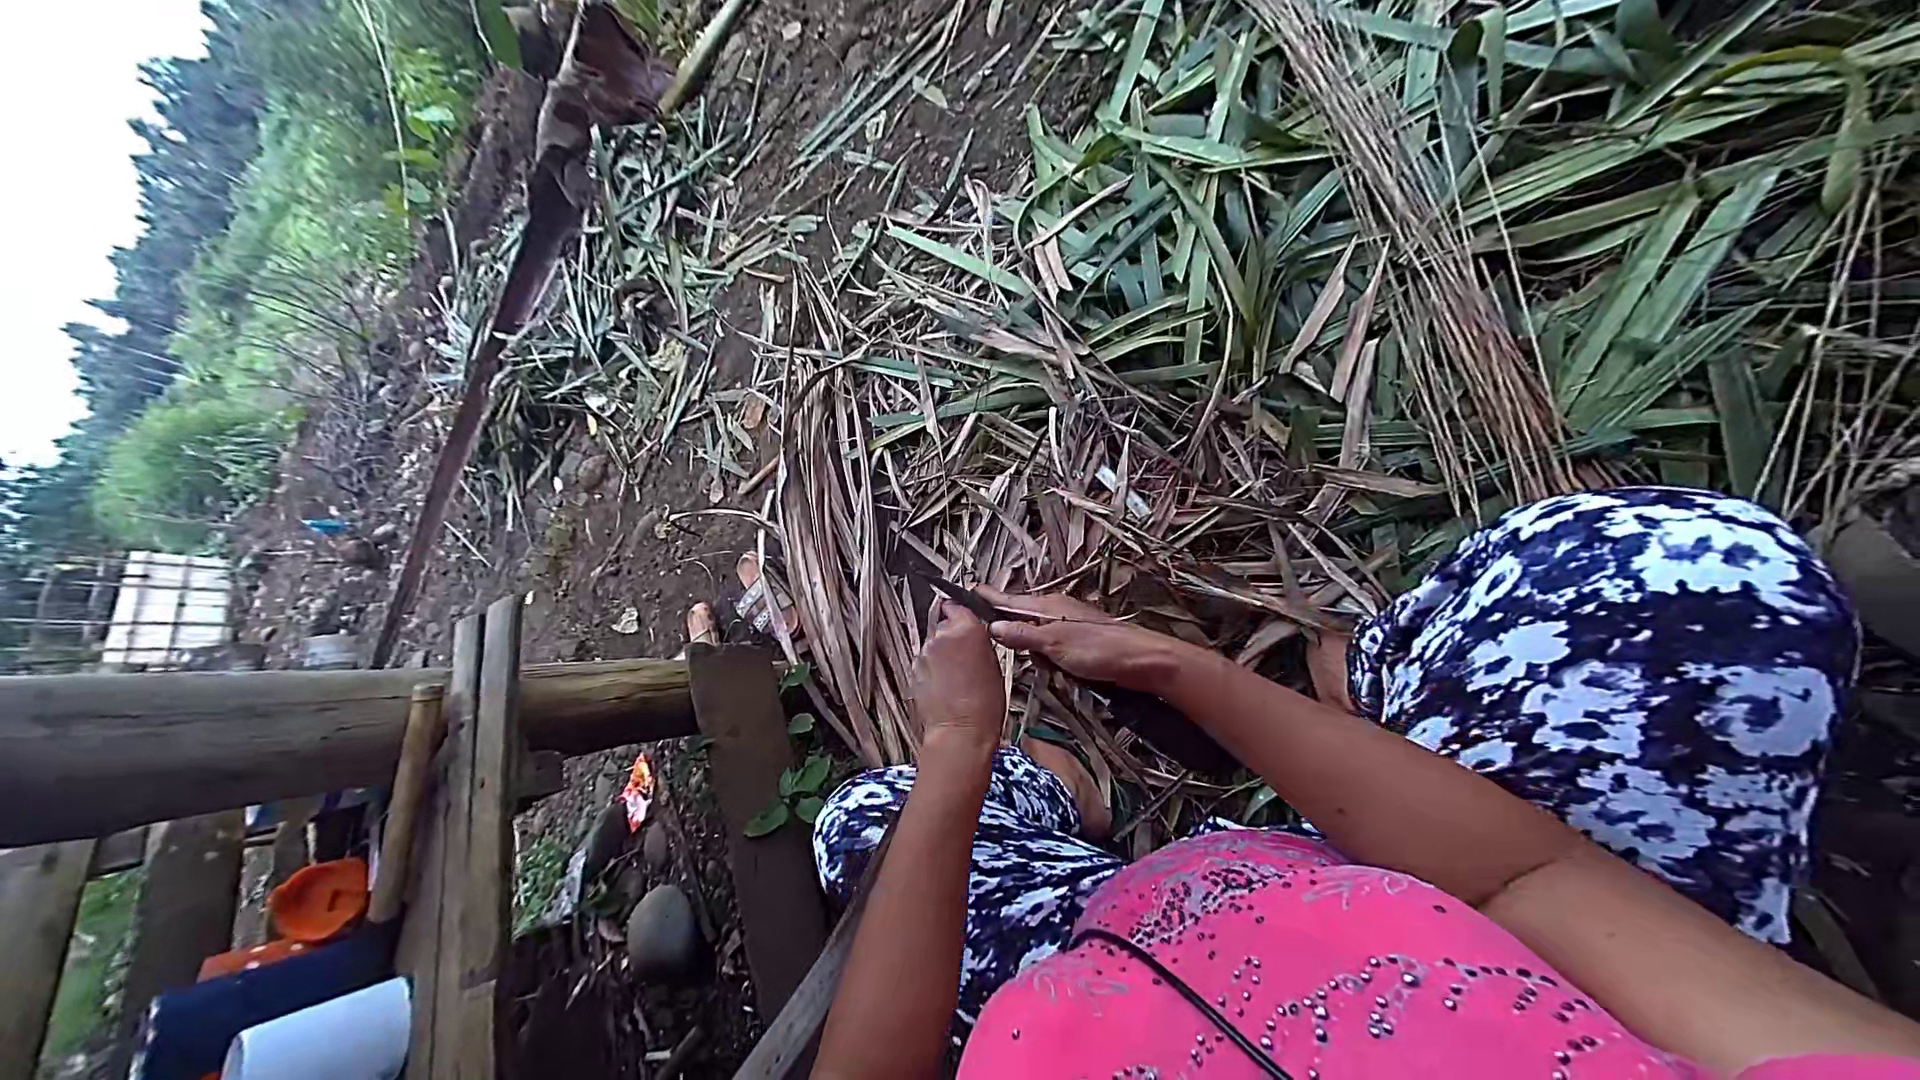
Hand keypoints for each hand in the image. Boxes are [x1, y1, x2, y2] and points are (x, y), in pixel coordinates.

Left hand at [911, 599, 1005, 758]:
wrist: (961, 730)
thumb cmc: (984, 704)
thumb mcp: (994, 663)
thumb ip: (978, 640)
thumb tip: (972, 634)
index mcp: (966, 628)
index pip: (957, 605)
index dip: (959, 614)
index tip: (962, 621)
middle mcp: (941, 635)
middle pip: (943, 624)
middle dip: (951, 636)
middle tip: (965, 657)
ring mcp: (925, 651)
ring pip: (933, 643)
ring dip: (941, 653)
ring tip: (956, 674)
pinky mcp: (914, 667)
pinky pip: (925, 660)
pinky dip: (932, 667)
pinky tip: (945, 683)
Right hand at [977, 586, 1196, 693]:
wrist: (1143, 661)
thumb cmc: (1100, 649)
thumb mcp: (1055, 644)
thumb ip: (1024, 636)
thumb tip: (994, 627)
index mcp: (1048, 605)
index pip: (1010, 599)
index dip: (990, 597)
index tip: (970, 591)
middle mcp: (1057, 609)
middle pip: (1021, 613)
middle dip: (1004, 619)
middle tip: (983, 624)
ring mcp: (1070, 623)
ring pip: (1036, 628)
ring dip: (1025, 637)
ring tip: (1008, 642)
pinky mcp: (1081, 639)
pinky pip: (1050, 640)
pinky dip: (1041, 647)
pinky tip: (1040, 658)